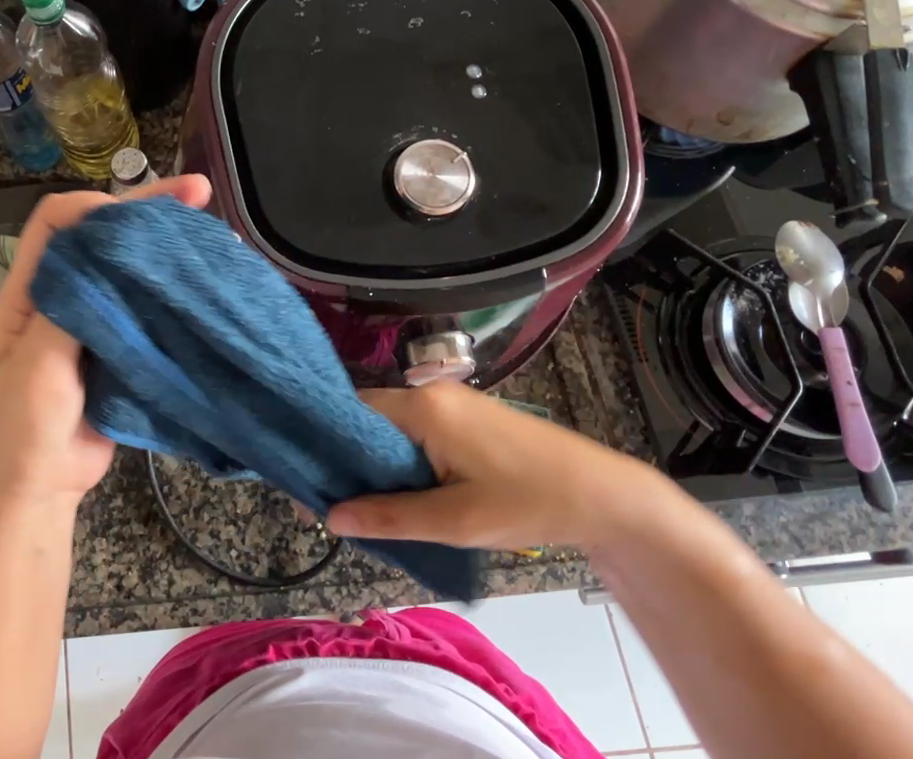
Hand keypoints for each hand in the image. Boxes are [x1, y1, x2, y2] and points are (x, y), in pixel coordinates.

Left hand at [0, 175, 214, 504]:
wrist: (41, 486)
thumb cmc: (26, 426)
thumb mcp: (38, 365)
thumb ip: (67, 308)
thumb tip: (105, 252)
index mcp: (31, 290)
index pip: (57, 222)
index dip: (96, 206)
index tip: (140, 211)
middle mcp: (63, 296)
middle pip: (102, 236)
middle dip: (147, 210)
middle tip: (199, 193)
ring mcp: (94, 321)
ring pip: (131, 269)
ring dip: (167, 247)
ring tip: (215, 233)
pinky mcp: (121, 347)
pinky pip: (148, 307)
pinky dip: (175, 290)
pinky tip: (205, 282)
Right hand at [325, 383, 675, 550]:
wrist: (606, 496)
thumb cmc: (528, 502)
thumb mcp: (455, 519)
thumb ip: (389, 517)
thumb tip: (330, 518)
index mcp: (424, 407)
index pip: (352, 410)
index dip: (325, 444)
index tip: (306, 480)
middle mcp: (432, 393)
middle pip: (370, 418)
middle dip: (348, 457)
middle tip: (329, 499)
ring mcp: (453, 403)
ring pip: (393, 427)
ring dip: (376, 461)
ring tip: (359, 501)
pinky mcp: (469, 418)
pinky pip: (416, 432)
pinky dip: (401, 459)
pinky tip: (398, 490)